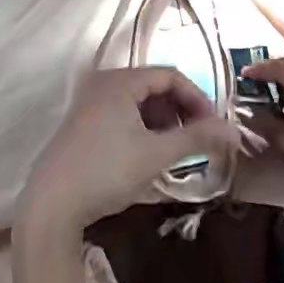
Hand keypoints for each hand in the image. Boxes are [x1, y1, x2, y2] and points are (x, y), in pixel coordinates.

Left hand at [19, 67, 239, 237]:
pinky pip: (122, 114)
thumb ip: (197, 138)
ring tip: (172, 151)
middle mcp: (103, 83)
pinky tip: (146, 155)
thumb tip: (234, 131)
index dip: (196, 97)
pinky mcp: (81, 123)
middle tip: (194, 140)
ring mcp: (89, 102)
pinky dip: (142, 128)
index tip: (212, 126)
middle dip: (179, 111)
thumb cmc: (106, 172)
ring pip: (138, 102)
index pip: (170, 75)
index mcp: (120, 80)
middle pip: (154, 87)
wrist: (50, 206)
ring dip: (162, 122)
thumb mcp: (156, 155)